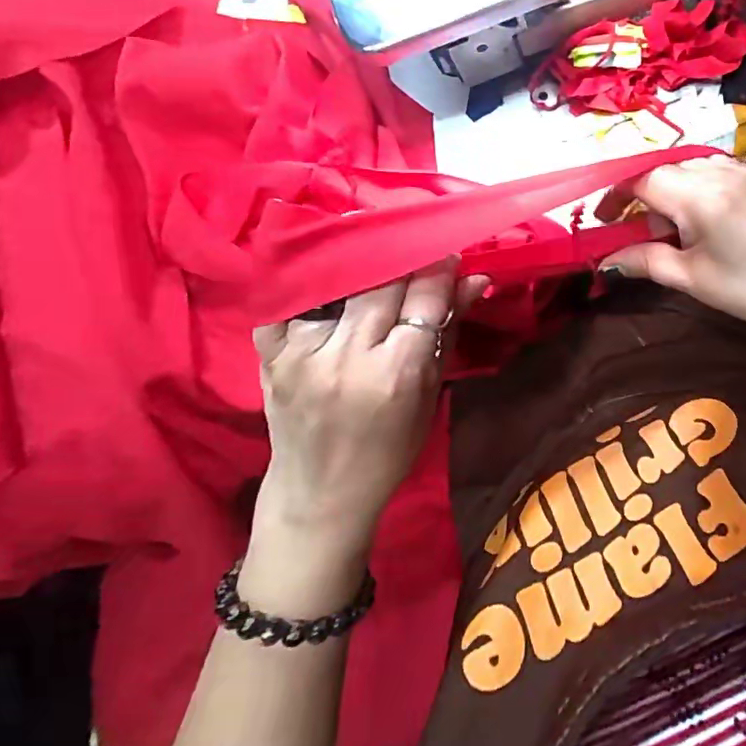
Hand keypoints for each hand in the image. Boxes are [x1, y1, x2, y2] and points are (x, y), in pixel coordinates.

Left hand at [246, 261, 485, 614]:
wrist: (319, 494)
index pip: (423, 299)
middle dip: (405, 259)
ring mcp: (302, 352)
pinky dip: (309, 281)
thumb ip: (448, 333)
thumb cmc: (388, 453)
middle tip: (415, 252)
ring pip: (338, 280)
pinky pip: (288, 298)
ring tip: (375, 255)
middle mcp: (347, 357)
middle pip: (381, 281)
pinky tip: (327, 274)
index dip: (440, 270)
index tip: (447, 255)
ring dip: (361, 262)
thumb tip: (475, 280)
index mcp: (396, 374)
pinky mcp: (270, 353)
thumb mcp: (429, 398)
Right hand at [598, 157, 745, 362]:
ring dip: (665, 192)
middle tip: (634, 232)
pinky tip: (698, 221)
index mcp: (702, 194)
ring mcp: (743, 170)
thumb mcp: (692, 279)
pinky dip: (690, 189)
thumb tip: (605, 259)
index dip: (614, 196)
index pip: (642, 178)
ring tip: (669, 231)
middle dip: (639, 195)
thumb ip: (644, 261)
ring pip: (684, 168)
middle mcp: (721, 170)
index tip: (600, 220)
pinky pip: (709, 171)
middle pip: (661, 168)